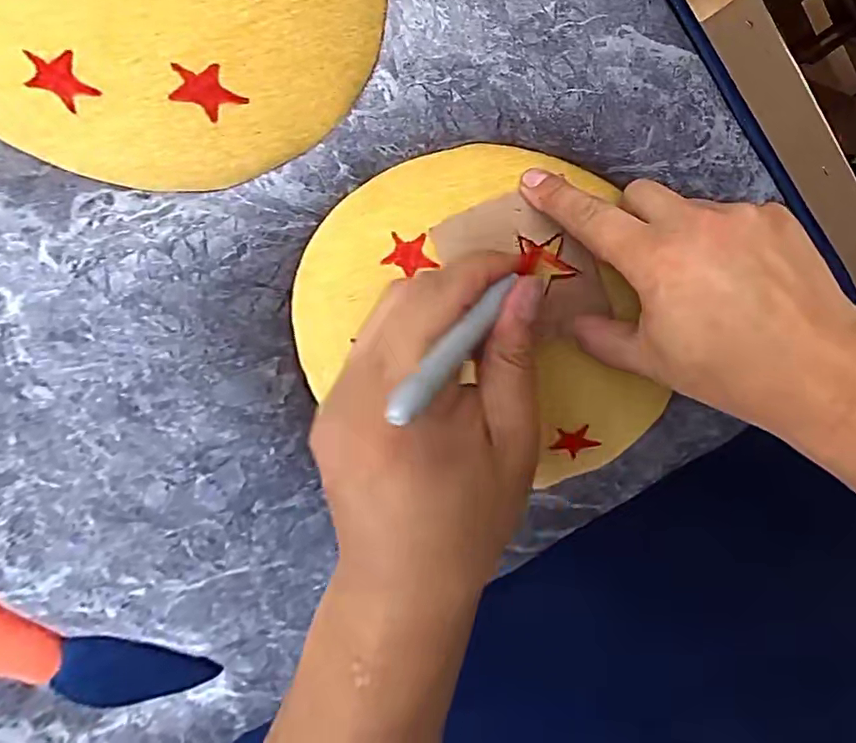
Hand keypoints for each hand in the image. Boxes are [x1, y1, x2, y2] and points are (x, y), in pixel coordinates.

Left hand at [310, 253, 544, 602]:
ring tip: (484, 317)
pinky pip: (376, 341)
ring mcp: (331, 397)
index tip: (522, 265)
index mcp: (397, 399)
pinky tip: (449, 349)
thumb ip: (514, 357)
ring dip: (438, 299)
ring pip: (385, 313)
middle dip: (461, 279)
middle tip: (509, 291)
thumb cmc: (470, 521)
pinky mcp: (330, 407)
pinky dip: (417, 326)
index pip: (436, 301)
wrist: (401, 590)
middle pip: (404, 296)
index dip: (482, 270)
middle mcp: (350, 388)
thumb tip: (526, 290)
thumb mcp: (512, 438)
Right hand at [519, 169, 855, 433]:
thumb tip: (570, 322)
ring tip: (712, 278)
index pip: (594, 218)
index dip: (560, 198)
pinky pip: (735, 216)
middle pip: (641, 193)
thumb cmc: (730, 373)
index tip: (536, 179)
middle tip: (644, 254)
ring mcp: (738, 215)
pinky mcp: (774, 215)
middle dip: (632, 215)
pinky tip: (750, 275)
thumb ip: (604, 336)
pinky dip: (728, 237)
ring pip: (691, 207)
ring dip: (685, 231)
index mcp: (656, 259)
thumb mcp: (656, 361)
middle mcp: (694, 224)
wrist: (819, 368)